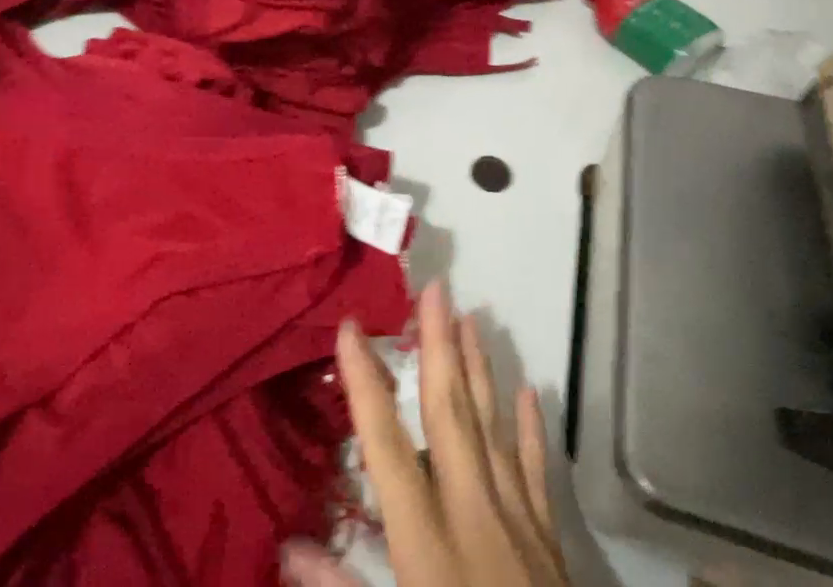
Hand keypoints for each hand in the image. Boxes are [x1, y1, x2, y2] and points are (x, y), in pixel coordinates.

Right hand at [285, 281, 565, 586]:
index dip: (365, 382)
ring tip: (469, 316)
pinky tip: (529, 388)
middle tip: (434, 288)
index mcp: (423, 535)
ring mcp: (515, 518)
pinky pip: (534, 468)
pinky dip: (529, 426)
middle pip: (449, 413)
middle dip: (438, 348)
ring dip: (478, 368)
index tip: (350, 328)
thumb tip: (286, 544)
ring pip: (492, 426)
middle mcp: (469, 510)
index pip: (386, 444)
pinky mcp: (546, 535)